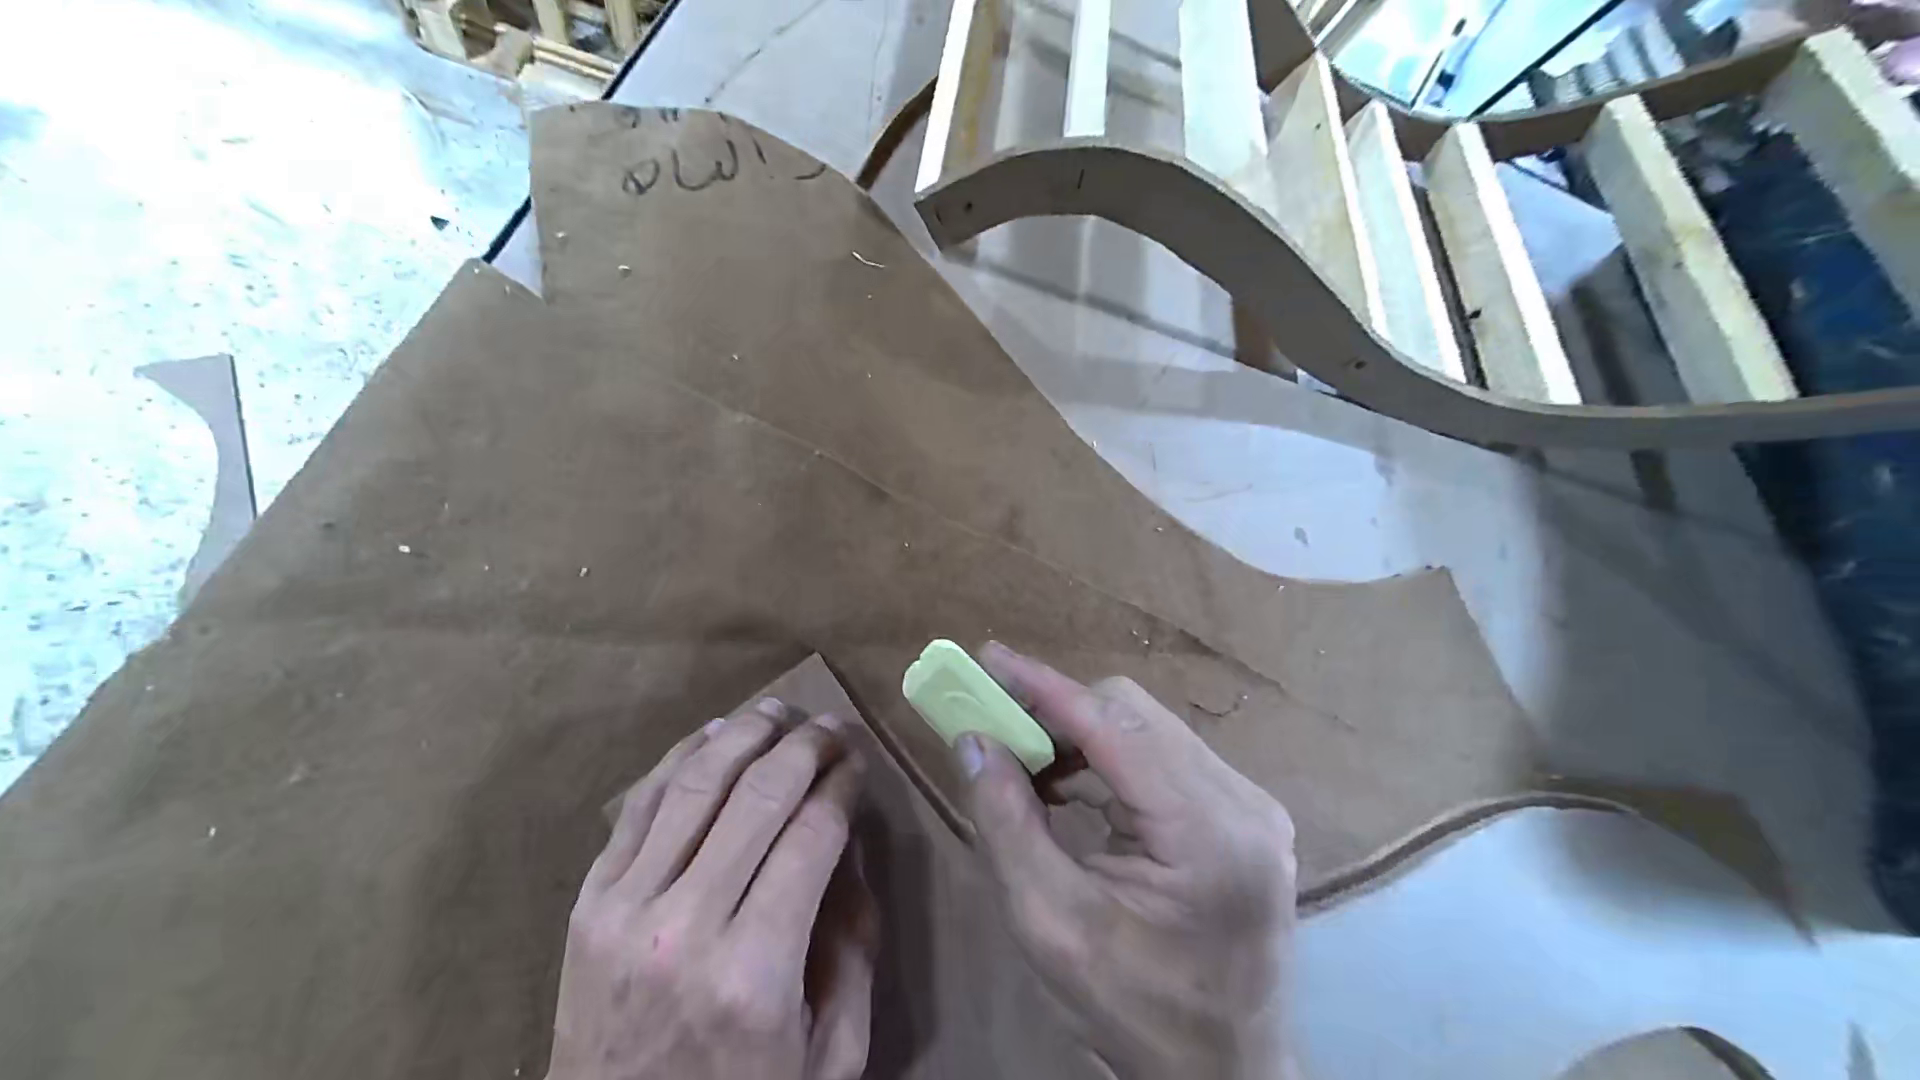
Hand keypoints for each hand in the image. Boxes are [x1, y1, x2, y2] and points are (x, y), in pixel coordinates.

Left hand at [547, 699, 875, 1079]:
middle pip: (759, 796)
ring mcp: (624, 909)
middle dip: (806, 746)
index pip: (813, 834)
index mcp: (755, 973)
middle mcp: (685, 927)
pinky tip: (714, 732)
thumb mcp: (830, 1052)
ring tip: (777, 712)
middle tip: (832, 725)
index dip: (844, 783)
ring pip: (695, 784)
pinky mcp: (588, 903)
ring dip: (743, 734)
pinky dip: (680, 757)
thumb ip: (854, 944)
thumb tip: (850, 842)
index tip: (860, 760)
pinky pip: (640, 806)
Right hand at [958, 643, 1300, 1079]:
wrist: (1223, 1077)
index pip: (1113, 727)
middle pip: (1132, 714)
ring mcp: (1250, 804)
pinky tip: (1070, 783)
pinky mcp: (1241, 812)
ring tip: (1026, 762)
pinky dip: (1107, 756)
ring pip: (1146, 726)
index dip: (1043, 686)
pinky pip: (1161, 753)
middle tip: (997, 726)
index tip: (989, 656)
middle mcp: (1241, 801)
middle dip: (1057, 711)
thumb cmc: (1134, 1013)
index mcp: (1208, 834)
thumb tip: (972, 740)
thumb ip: (1008, 824)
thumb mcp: (1051, 925)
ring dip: (1079, 733)